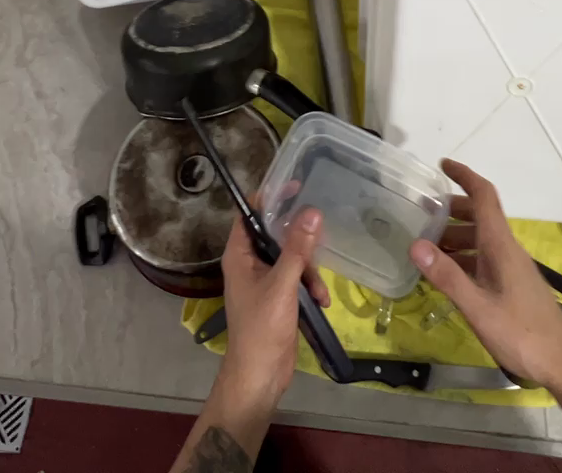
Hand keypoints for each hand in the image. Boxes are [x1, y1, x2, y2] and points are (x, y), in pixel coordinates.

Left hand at [213, 207, 327, 413]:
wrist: (260, 376)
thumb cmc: (262, 328)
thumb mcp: (282, 285)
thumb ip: (297, 249)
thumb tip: (311, 211)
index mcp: (239, 255)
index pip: (250, 213)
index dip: (270, 197)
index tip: (295, 185)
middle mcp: (249, 262)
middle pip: (275, 233)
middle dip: (299, 238)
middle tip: (320, 229)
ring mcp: (264, 280)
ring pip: (290, 257)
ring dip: (309, 270)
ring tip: (319, 290)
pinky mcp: (278, 297)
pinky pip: (296, 278)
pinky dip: (310, 286)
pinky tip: (322, 301)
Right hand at [409, 160, 561, 389]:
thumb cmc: (522, 334)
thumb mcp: (478, 308)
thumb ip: (447, 277)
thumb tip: (415, 244)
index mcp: (501, 245)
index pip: (484, 196)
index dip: (464, 175)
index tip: (442, 165)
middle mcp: (507, 249)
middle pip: (480, 215)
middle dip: (451, 210)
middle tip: (422, 215)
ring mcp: (512, 267)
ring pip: (481, 238)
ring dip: (455, 236)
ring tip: (427, 247)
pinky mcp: (512, 284)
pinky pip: (484, 258)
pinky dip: (464, 257)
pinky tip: (447, 275)